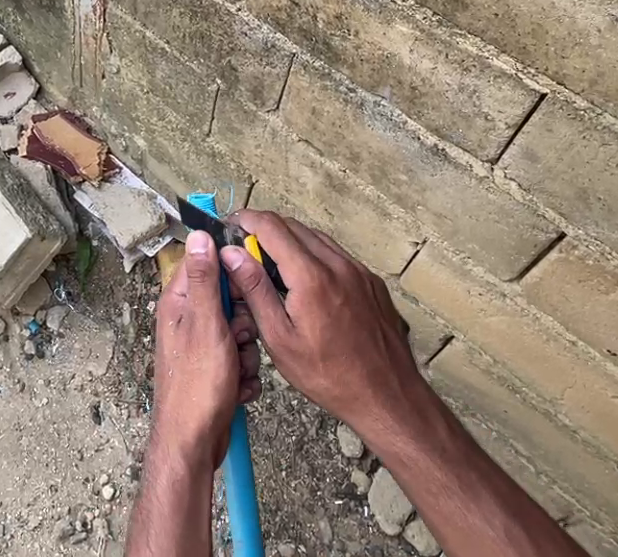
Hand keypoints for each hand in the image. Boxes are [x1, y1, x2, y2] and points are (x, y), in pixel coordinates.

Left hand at [149, 230, 259, 466]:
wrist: (194, 442)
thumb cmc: (196, 384)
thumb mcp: (206, 324)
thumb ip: (205, 279)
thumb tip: (199, 234)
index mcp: (179, 300)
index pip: (208, 264)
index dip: (231, 275)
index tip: (244, 291)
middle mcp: (188, 318)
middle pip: (230, 300)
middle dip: (244, 323)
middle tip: (238, 340)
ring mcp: (202, 344)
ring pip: (241, 331)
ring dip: (247, 353)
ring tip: (236, 371)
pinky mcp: (215, 368)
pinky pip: (242, 358)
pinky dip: (245, 374)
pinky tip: (237, 388)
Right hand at [221, 210, 421, 445]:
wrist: (388, 398)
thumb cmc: (327, 375)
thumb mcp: (279, 339)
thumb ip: (255, 289)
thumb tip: (230, 253)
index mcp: (311, 276)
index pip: (271, 226)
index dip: (245, 219)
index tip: (228, 226)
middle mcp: (338, 264)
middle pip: (293, 225)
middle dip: (264, 229)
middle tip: (244, 248)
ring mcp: (359, 270)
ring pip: (315, 237)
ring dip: (289, 239)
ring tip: (270, 263)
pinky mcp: (372, 281)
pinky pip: (335, 253)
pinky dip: (312, 253)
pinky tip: (304, 279)